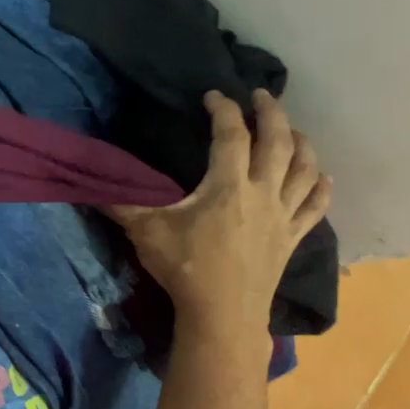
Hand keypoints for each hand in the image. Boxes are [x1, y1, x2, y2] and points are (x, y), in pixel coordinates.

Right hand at [108, 90, 330, 332]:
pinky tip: (322, 177)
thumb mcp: (144, 232)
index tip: (213, 95)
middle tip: (262, 96)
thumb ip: (119, 204)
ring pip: (306, 169)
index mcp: (227, 187)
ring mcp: (283, 216)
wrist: (222, 313)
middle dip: (272, 113)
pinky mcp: (291, 237)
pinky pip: (315, 206)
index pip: (231, 136)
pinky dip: (321, 187)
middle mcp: (262, 193)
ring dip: (302, 143)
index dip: (223, 110)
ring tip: (293, 130)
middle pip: (279, 143)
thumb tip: (87, 184)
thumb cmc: (184, 268)